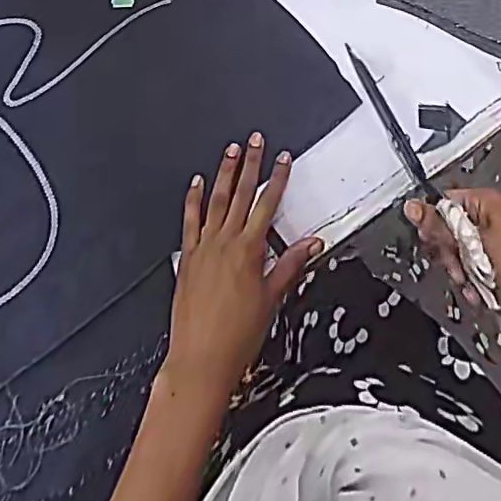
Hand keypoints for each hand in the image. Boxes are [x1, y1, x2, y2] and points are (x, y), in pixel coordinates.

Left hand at [164, 133, 323, 402]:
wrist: (201, 360)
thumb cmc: (237, 336)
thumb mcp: (271, 299)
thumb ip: (291, 265)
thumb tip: (312, 243)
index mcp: (249, 251)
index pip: (266, 204)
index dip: (277, 178)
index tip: (282, 159)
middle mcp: (225, 243)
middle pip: (241, 194)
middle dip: (251, 164)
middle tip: (255, 141)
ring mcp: (204, 247)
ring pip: (216, 200)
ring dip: (224, 173)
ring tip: (230, 150)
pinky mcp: (188, 257)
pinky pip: (190, 220)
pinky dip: (194, 199)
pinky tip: (197, 183)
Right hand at [405, 187, 500, 316]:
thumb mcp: (477, 246)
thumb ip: (442, 227)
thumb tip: (413, 208)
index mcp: (485, 201)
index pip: (442, 203)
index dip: (434, 226)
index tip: (436, 245)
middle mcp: (489, 213)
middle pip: (448, 227)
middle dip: (449, 252)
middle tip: (458, 266)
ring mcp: (493, 235)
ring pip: (459, 248)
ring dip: (460, 268)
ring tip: (471, 282)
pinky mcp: (498, 255)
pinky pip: (472, 261)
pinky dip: (471, 276)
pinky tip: (477, 289)